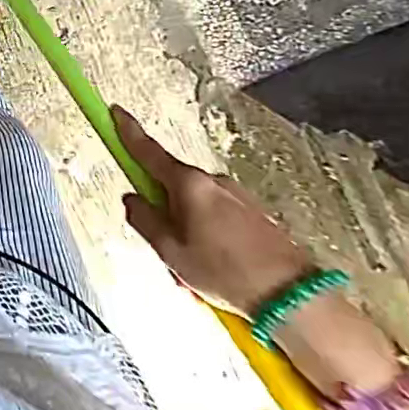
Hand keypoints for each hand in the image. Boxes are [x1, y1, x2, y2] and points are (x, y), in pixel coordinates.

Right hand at [115, 106, 312, 313]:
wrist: (293, 298)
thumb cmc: (227, 273)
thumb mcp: (171, 251)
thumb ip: (144, 220)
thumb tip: (132, 200)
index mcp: (188, 184)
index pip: (148, 150)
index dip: (127, 131)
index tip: (115, 111)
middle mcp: (213, 181)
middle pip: (171, 185)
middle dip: (162, 211)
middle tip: (166, 247)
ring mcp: (235, 195)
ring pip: (193, 206)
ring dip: (187, 230)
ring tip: (197, 271)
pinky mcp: (252, 213)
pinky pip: (216, 218)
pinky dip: (208, 238)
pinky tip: (218, 270)